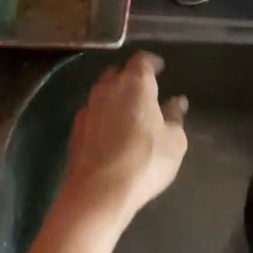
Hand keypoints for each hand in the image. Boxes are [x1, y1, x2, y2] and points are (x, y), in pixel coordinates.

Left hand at [60, 53, 188, 222]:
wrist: (99, 192)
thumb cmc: (144, 162)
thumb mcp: (174, 141)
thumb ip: (175, 117)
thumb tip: (177, 101)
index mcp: (135, 84)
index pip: (142, 60)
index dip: (152, 62)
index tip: (160, 68)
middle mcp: (108, 88)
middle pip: (118, 72)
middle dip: (130, 77)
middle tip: (144, 91)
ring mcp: (88, 108)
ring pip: (102, 92)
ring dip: (115, 96)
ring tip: (128, 112)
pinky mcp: (75, 129)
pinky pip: (92, 113)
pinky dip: (103, 116)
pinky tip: (111, 132)